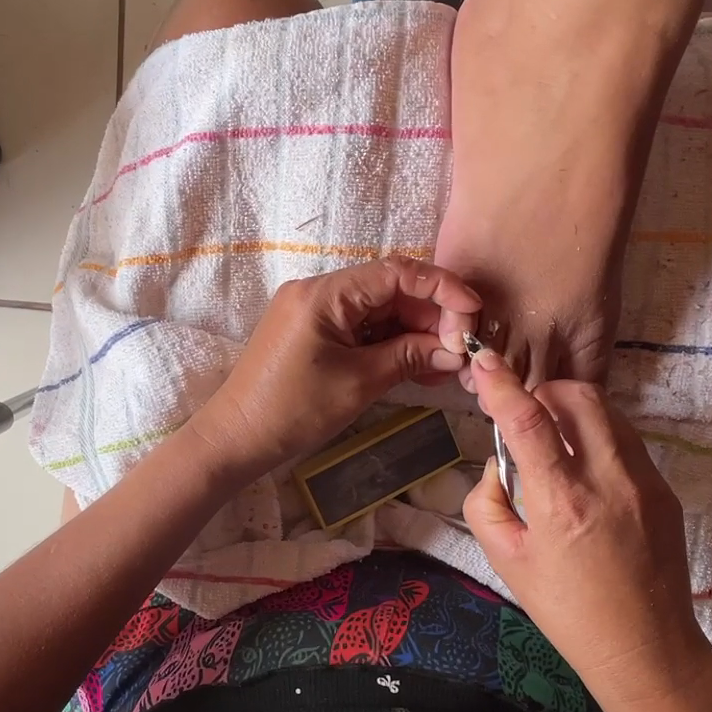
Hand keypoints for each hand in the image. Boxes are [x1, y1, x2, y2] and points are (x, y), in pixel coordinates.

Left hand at [187, 257, 479, 479]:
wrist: (236, 439)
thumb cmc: (292, 409)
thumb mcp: (358, 383)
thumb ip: (409, 357)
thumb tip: (455, 349)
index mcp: (325, 293)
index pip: (396, 273)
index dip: (442, 289)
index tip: (474, 314)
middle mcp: (319, 292)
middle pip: (390, 291)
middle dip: (432, 318)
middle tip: (464, 350)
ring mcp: (315, 314)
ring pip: (379, 313)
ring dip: (415, 335)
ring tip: (449, 365)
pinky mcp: (314, 336)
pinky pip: (362, 332)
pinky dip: (391, 347)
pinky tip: (422, 368)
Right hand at [461, 349, 711, 702]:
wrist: (643, 646)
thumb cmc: (565, 610)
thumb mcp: (506, 561)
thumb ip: (488, 503)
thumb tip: (499, 466)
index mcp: (562, 501)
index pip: (528, 421)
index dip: (503, 385)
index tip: (485, 360)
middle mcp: (609, 481)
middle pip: (580, 396)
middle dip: (546, 391)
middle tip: (526, 416)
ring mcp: (645, 483)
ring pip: (609, 413)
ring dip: (574, 413)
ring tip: (555, 445)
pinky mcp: (664, 491)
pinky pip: (627, 443)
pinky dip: (599, 440)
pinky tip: (585, 475)